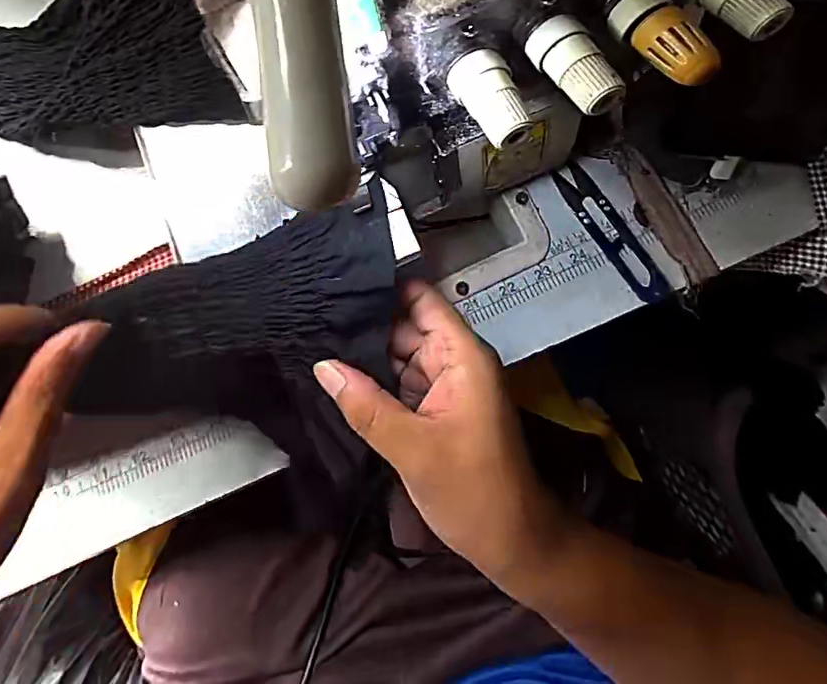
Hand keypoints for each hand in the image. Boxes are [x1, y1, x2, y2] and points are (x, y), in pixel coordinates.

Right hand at [313, 281, 570, 582]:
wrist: (512, 542)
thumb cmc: (474, 491)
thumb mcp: (413, 449)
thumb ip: (365, 405)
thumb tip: (322, 366)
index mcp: (462, 355)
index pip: (423, 300)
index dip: (386, 287)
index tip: (340, 282)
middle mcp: (455, 361)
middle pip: (406, 325)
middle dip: (366, 323)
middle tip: (314, 316)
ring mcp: (445, 383)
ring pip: (400, 354)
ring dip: (367, 353)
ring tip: (317, 340)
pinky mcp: (436, 407)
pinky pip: (401, 380)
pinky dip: (375, 379)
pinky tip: (340, 375)